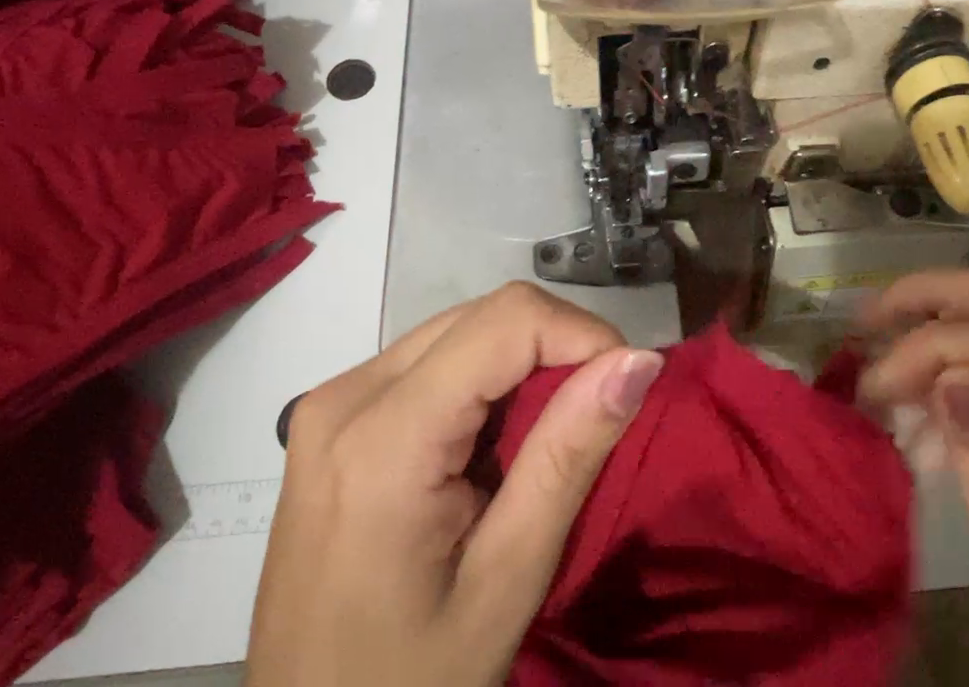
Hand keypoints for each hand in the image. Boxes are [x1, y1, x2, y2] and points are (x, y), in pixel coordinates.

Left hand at [246, 282, 663, 686]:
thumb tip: (638, 361)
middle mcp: (346, 394)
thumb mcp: (508, 576)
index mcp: (383, 435)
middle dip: (555, 351)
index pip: (506, 319)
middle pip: (480, 318)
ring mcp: (330, 403)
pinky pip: (426, 365)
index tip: (627, 389)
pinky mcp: (331, 419)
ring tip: (543, 447)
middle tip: (592, 426)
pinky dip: (480, 387)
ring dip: (519, 369)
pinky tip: (490, 452)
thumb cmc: (412, 674)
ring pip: (457, 333)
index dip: (583, 335)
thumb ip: (568, 455)